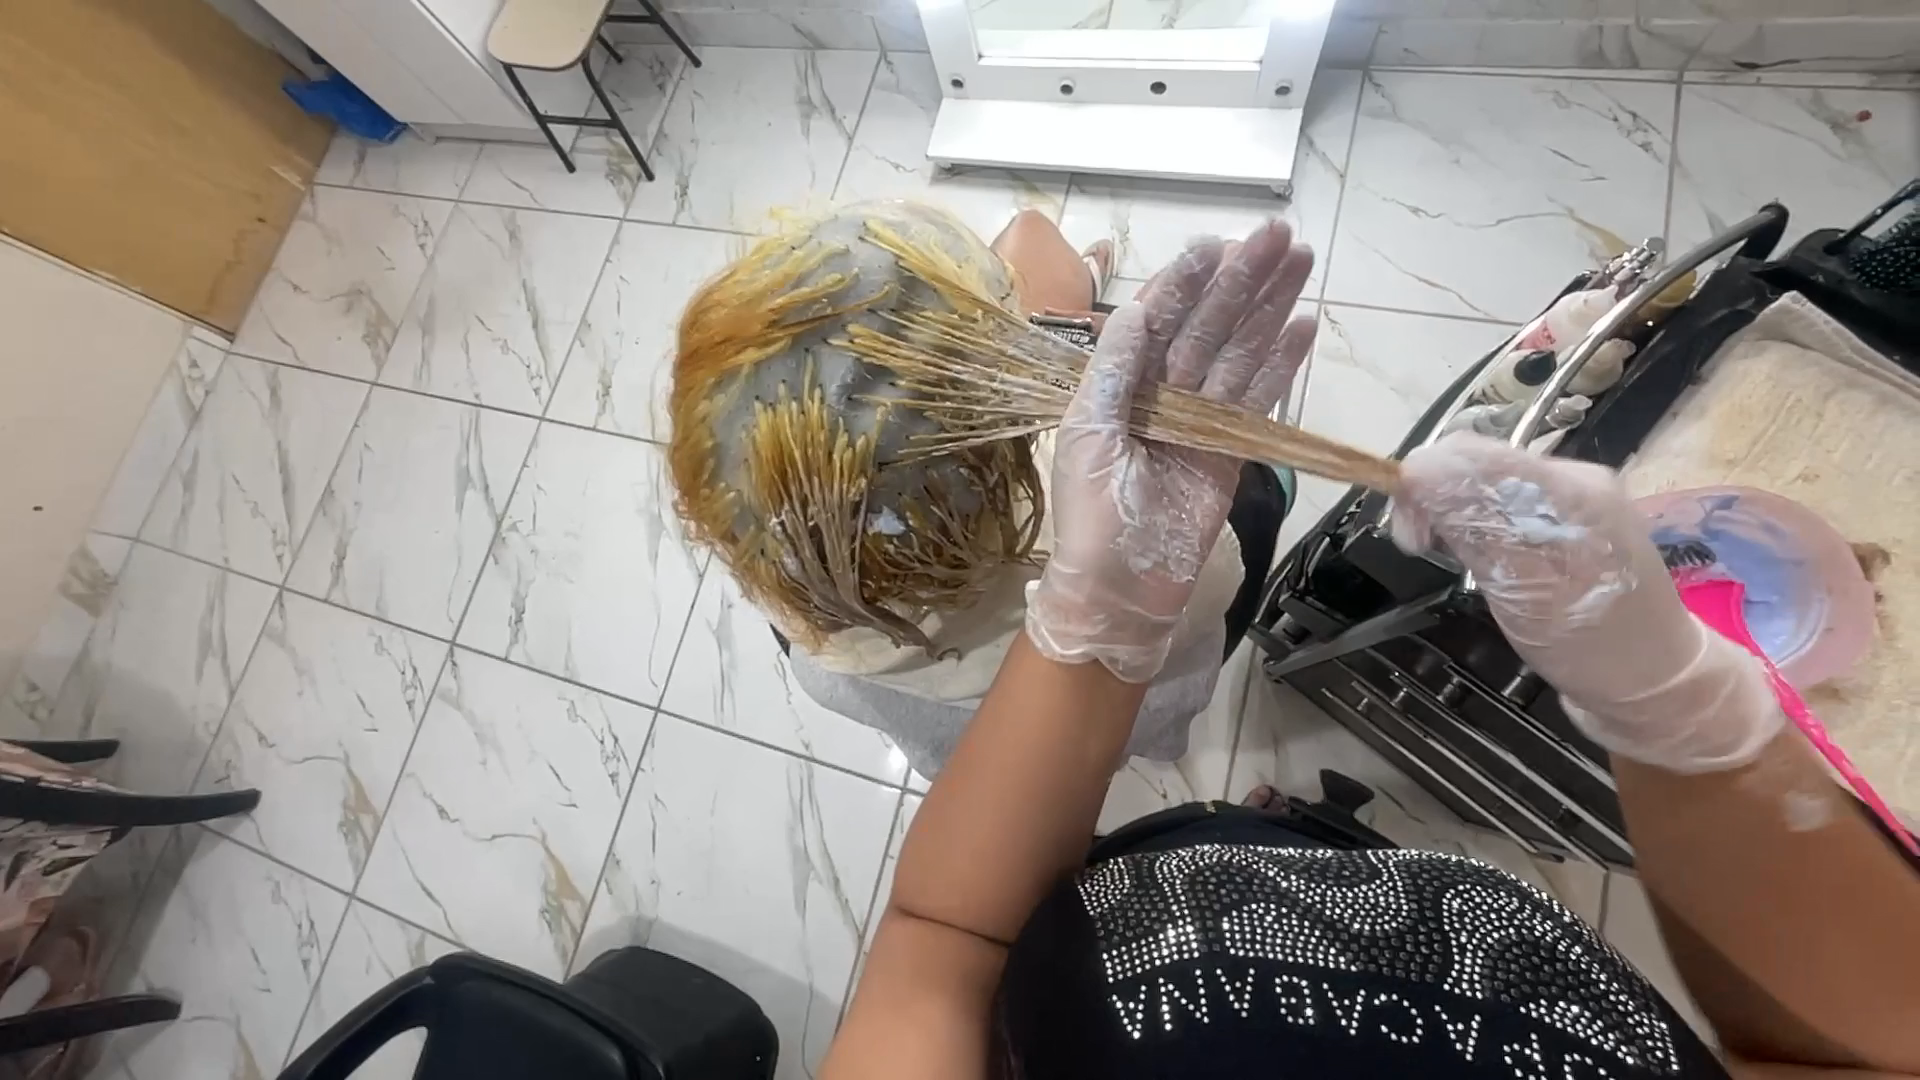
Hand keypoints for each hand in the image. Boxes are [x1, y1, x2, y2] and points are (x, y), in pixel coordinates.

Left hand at [1025, 220, 1315, 681]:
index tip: (1215, 245)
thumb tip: (1134, 309)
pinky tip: (1303, 326)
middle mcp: (1160, 398)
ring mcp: (1198, 424)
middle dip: (1239, 282)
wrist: (1119, 590)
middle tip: (1281, 234)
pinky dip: (1281, 366)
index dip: (1185, 284)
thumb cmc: (1091, 517)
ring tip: (1301, 261)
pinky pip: (1258, 401)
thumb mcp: (1087, 437)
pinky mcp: (1230, 453)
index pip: (1156, 323)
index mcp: (1119, 389)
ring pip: (1238, 355)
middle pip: (1206, 328)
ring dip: (1268, 309)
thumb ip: (1112, 373)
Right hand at [1391, 433, 1781, 772]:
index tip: (1412, 540)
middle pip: (1470, 463)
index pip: (1467, 453)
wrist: (1655, 682)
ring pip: (1477, 482)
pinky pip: (1494, 502)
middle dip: (1429, 499)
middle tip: (1419, 550)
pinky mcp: (1558, 519)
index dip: (1422, 485)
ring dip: (1444, 513)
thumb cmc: (1590, 644)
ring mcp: (1566, 499)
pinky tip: (1471, 554)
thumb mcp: (1524, 585)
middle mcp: (1569, 481)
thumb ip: (1473, 521)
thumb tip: (1415, 469)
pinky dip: (1466, 524)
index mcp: (1567, 489)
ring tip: (1445, 555)